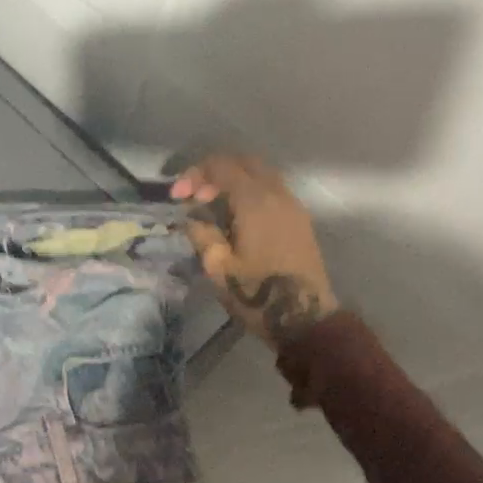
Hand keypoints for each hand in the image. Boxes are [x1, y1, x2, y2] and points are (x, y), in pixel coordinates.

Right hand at [171, 155, 337, 348]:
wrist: (305, 318)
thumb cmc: (257, 293)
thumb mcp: (217, 266)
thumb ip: (201, 233)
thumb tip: (192, 218)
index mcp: (255, 202)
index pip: (221, 167)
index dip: (194, 175)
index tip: (177, 198)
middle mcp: (278, 195)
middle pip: (244, 163)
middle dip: (215, 172)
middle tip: (195, 196)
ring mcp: (293, 207)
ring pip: (261, 175)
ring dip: (234, 181)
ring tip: (212, 206)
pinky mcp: (299, 220)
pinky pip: (272, 190)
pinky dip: (249, 192)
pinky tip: (234, 217)